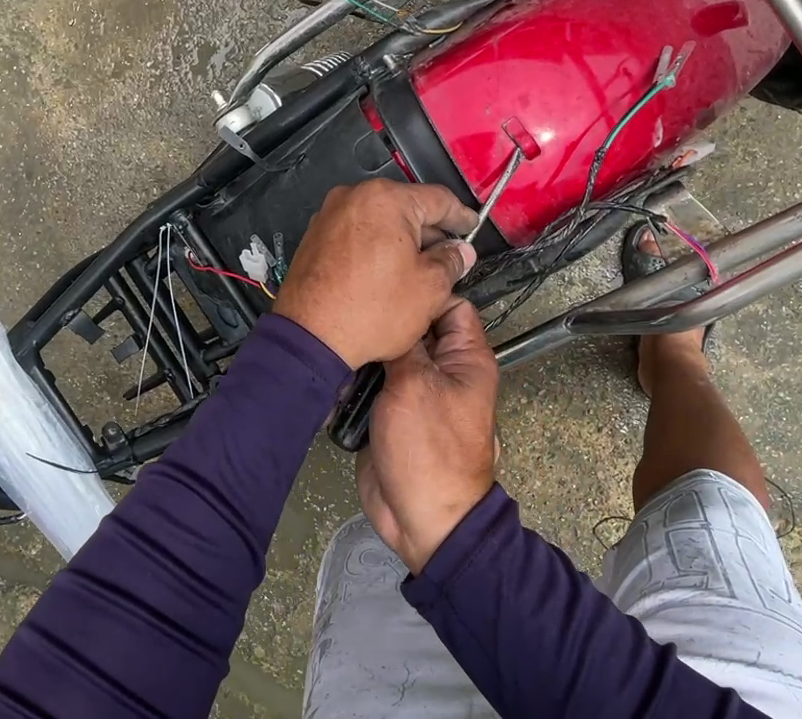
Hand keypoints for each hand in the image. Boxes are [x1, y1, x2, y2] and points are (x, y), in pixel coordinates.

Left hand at [272, 179, 478, 368]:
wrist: (311, 337)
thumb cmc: (367, 311)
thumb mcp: (428, 287)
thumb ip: (451, 262)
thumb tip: (459, 252)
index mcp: (385, 200)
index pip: (438, 199)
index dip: (461, 216)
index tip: (471, 226)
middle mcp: (354, 198)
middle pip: (406, 207)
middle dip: (430, 232)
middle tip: (450, 256)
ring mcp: (330, 216)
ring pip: (380, 221)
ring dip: (402, 241)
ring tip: (420, 270)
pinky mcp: (316, 237)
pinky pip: (357, 233)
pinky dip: (376, 247)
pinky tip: (388, 274)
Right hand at [357, 300, 498, 574]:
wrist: (421, 518)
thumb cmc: (428, 450)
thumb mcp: (415, 384)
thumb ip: (402, 342)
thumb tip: (391, 309)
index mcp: (466, 357)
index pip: (449, 303)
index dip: (420, 290)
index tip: (385, 283)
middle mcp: (443, 368)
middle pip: (413, 327)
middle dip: (384, 320)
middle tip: (350, 307)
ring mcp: (415, 390)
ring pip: (388, 354)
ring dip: (366, 351)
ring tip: (337, 336)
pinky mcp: (390, 411)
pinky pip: (372, 382)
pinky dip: (356, 378)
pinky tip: (335, 367)